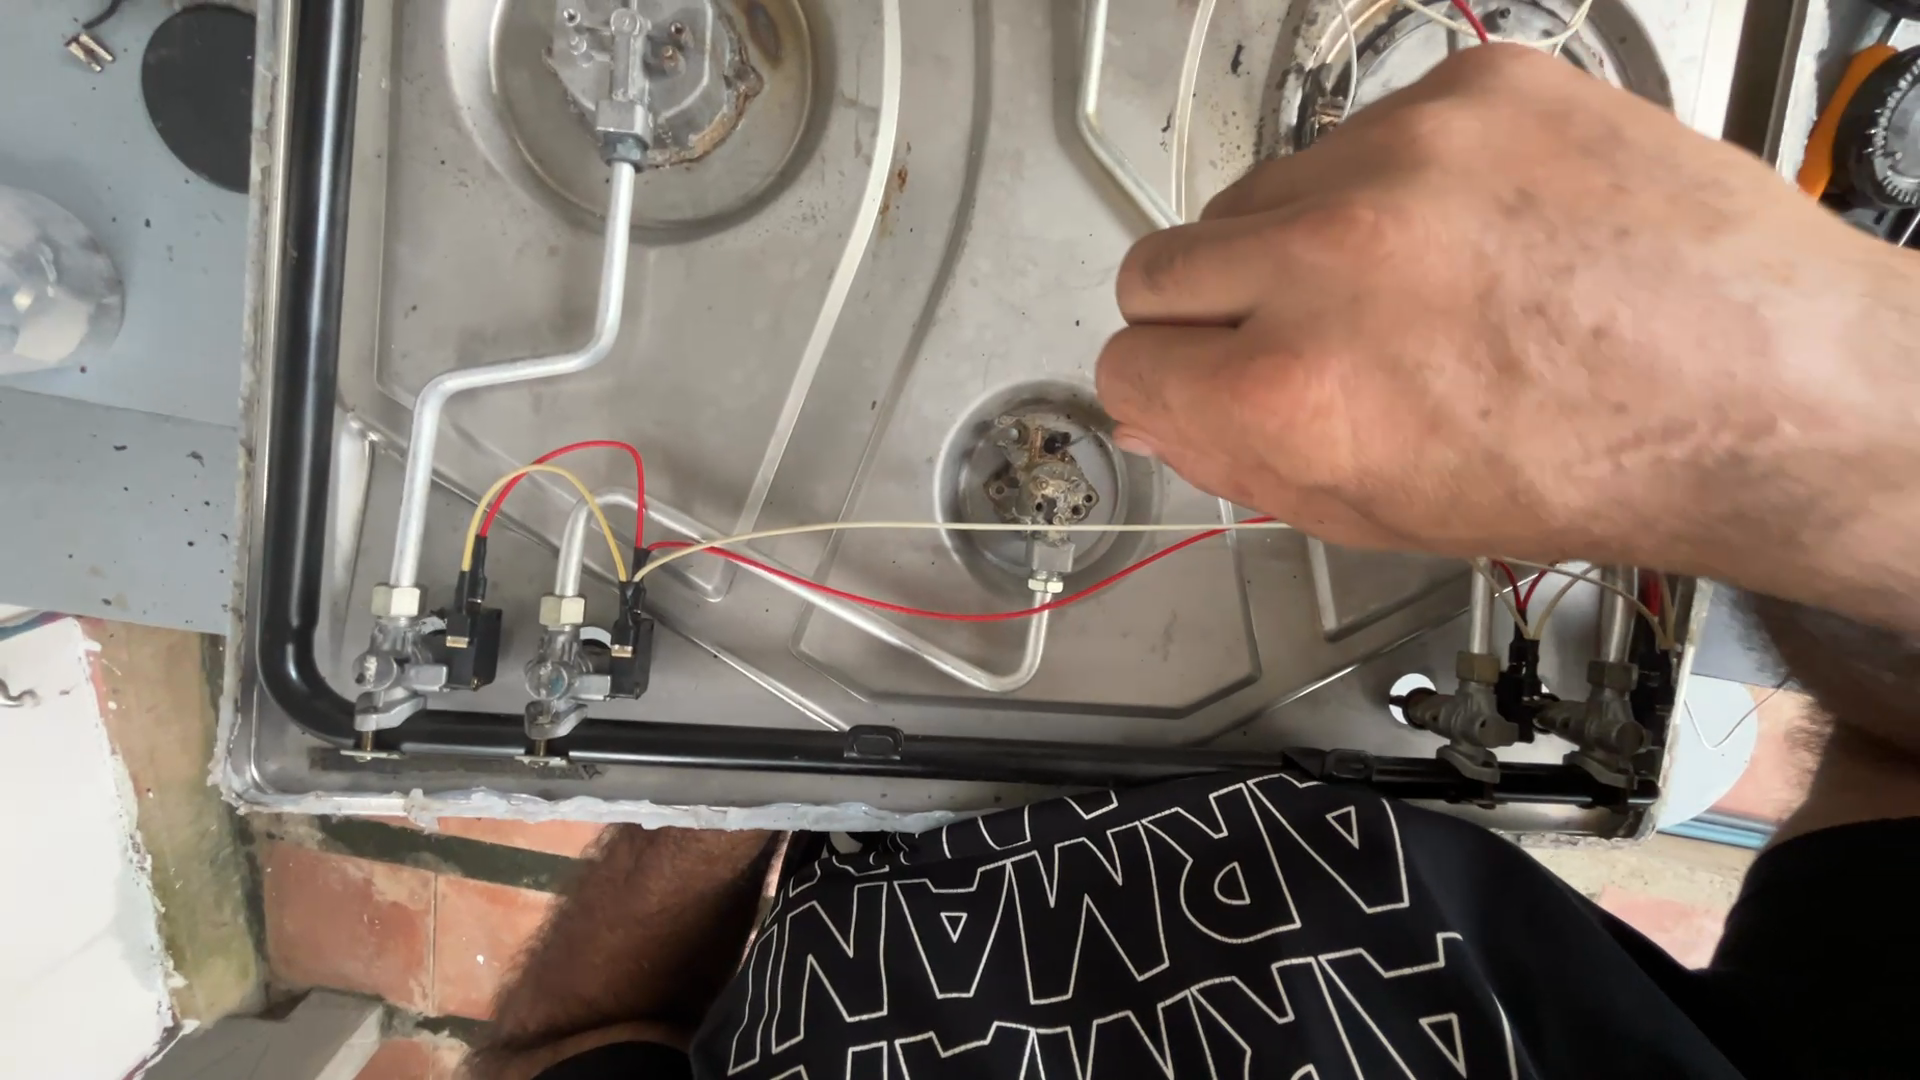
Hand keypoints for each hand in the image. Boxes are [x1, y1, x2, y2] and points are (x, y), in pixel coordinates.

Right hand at [1096, 45, 1919, 632]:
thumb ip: (1224, 459)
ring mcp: (1396, 159)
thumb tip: (1149, 414)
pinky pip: (1336, 144)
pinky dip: (1357, 194)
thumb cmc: (1549, 475)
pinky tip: (1433, 234)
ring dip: (1272, 250)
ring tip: (1368, 286)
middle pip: (1149, 268)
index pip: (1123, 364)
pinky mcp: (1466, 90)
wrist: (1758, 389)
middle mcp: (1320, 262)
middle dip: (1187, 316)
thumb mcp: (1353, 511)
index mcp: (1285, 392)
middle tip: (1260, 335)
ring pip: (1236, 201)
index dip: (1152, 388)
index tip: (1186, 387)